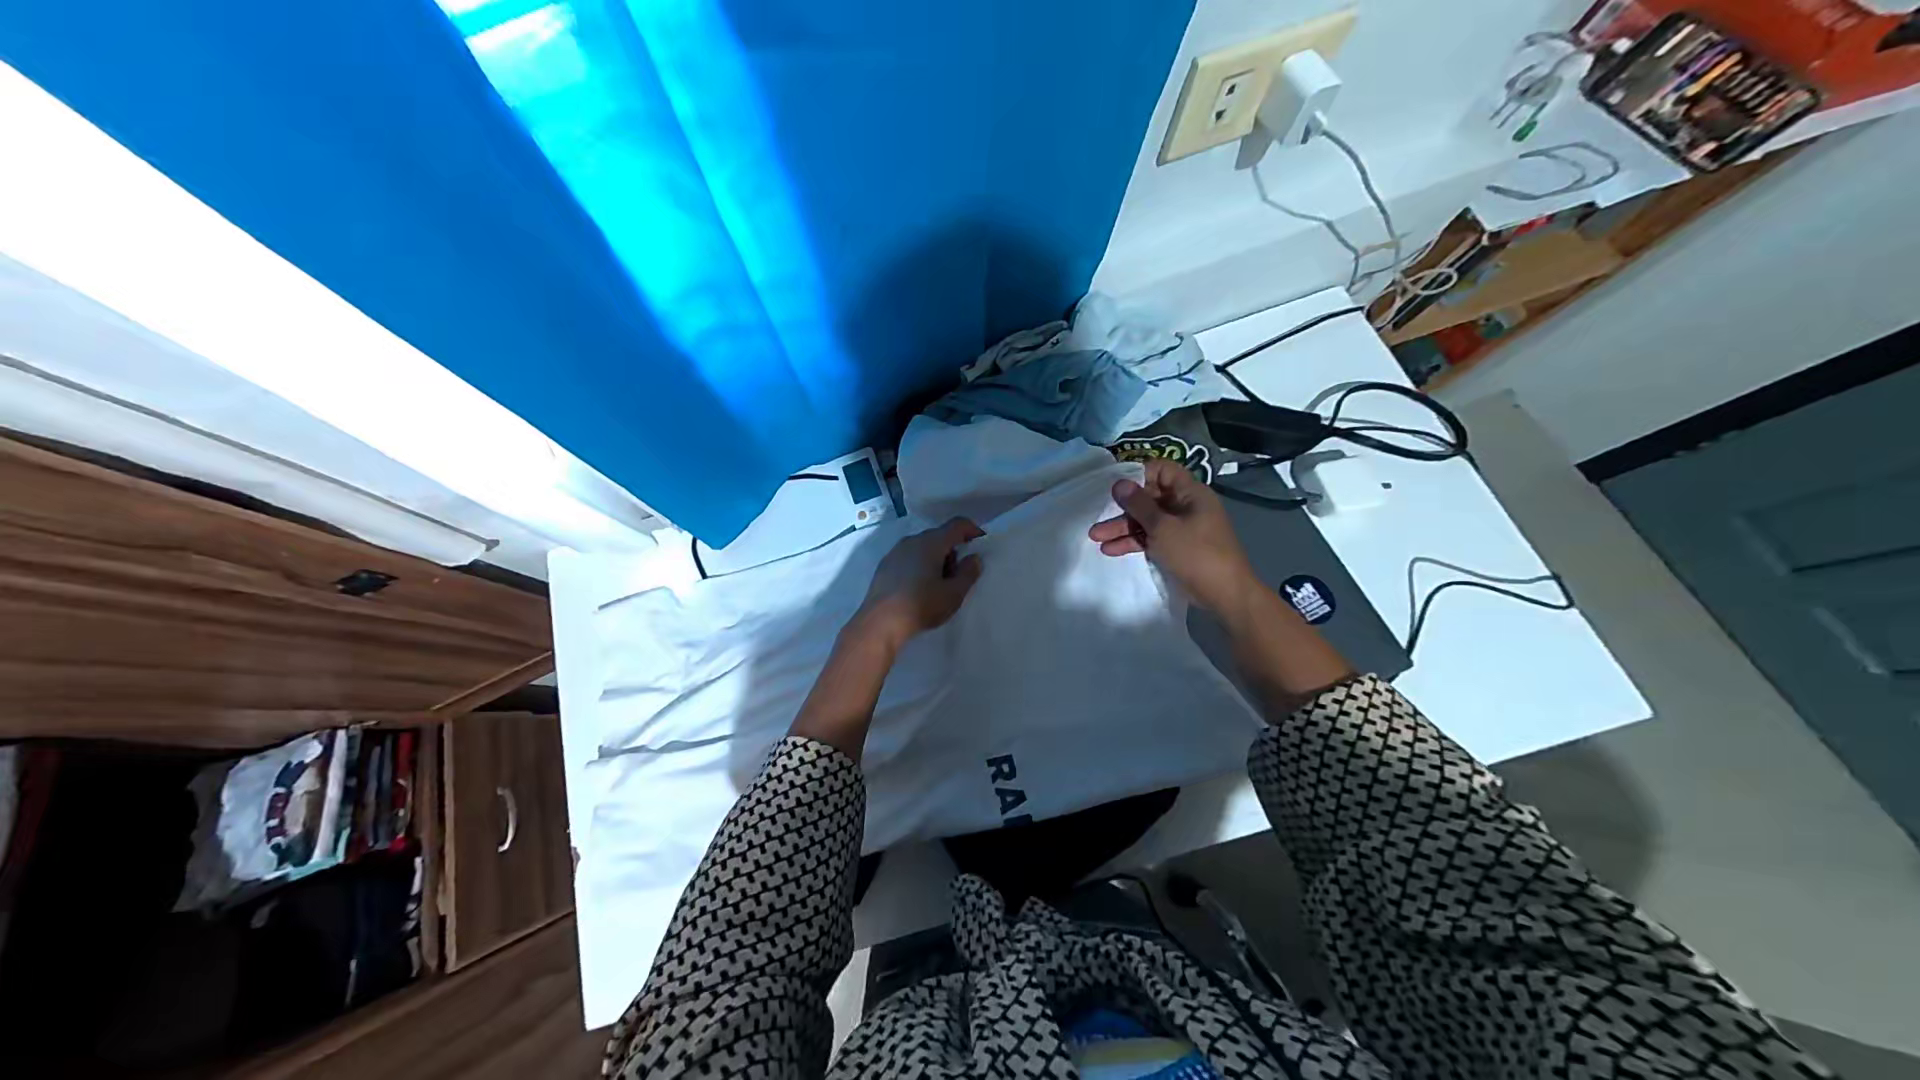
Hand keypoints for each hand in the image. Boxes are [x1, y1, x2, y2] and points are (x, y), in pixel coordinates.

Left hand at [850, 517, 985, 650]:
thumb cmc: (921, 605)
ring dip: (936, 558)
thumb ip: (968, 573)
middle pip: (939, 536)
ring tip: (938, 585)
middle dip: (953, 550)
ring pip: (923, 547)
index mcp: (931, 542)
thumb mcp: (954, 593)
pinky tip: (919, 588)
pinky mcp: (884, 566)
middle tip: (959, 574)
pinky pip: (909, 557)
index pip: (957, 525)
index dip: (973, 530)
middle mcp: (911, 541)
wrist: (880, 622)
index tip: (981, 545)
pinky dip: (919, 565)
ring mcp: (895, 552)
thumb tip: (974, 558)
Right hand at [1089, 459, 1259, 615]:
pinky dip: (1133, 542)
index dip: (1139, 474)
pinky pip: (1150, 538)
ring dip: (1122, 527)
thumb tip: (1119, 483)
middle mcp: (1185, 506)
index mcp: (1190, 493)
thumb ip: (1139, 505)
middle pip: (1149, 497)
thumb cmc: (1196, 553)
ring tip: (1095, 537)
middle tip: (1098, 516)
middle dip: (1123, 508)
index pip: (1162, 470)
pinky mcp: (1175, 547)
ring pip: (1146, 520)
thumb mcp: (1163, 527)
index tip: (1116, 487)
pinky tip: (1111, 550)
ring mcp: (1180, 528)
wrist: (1225, 593)